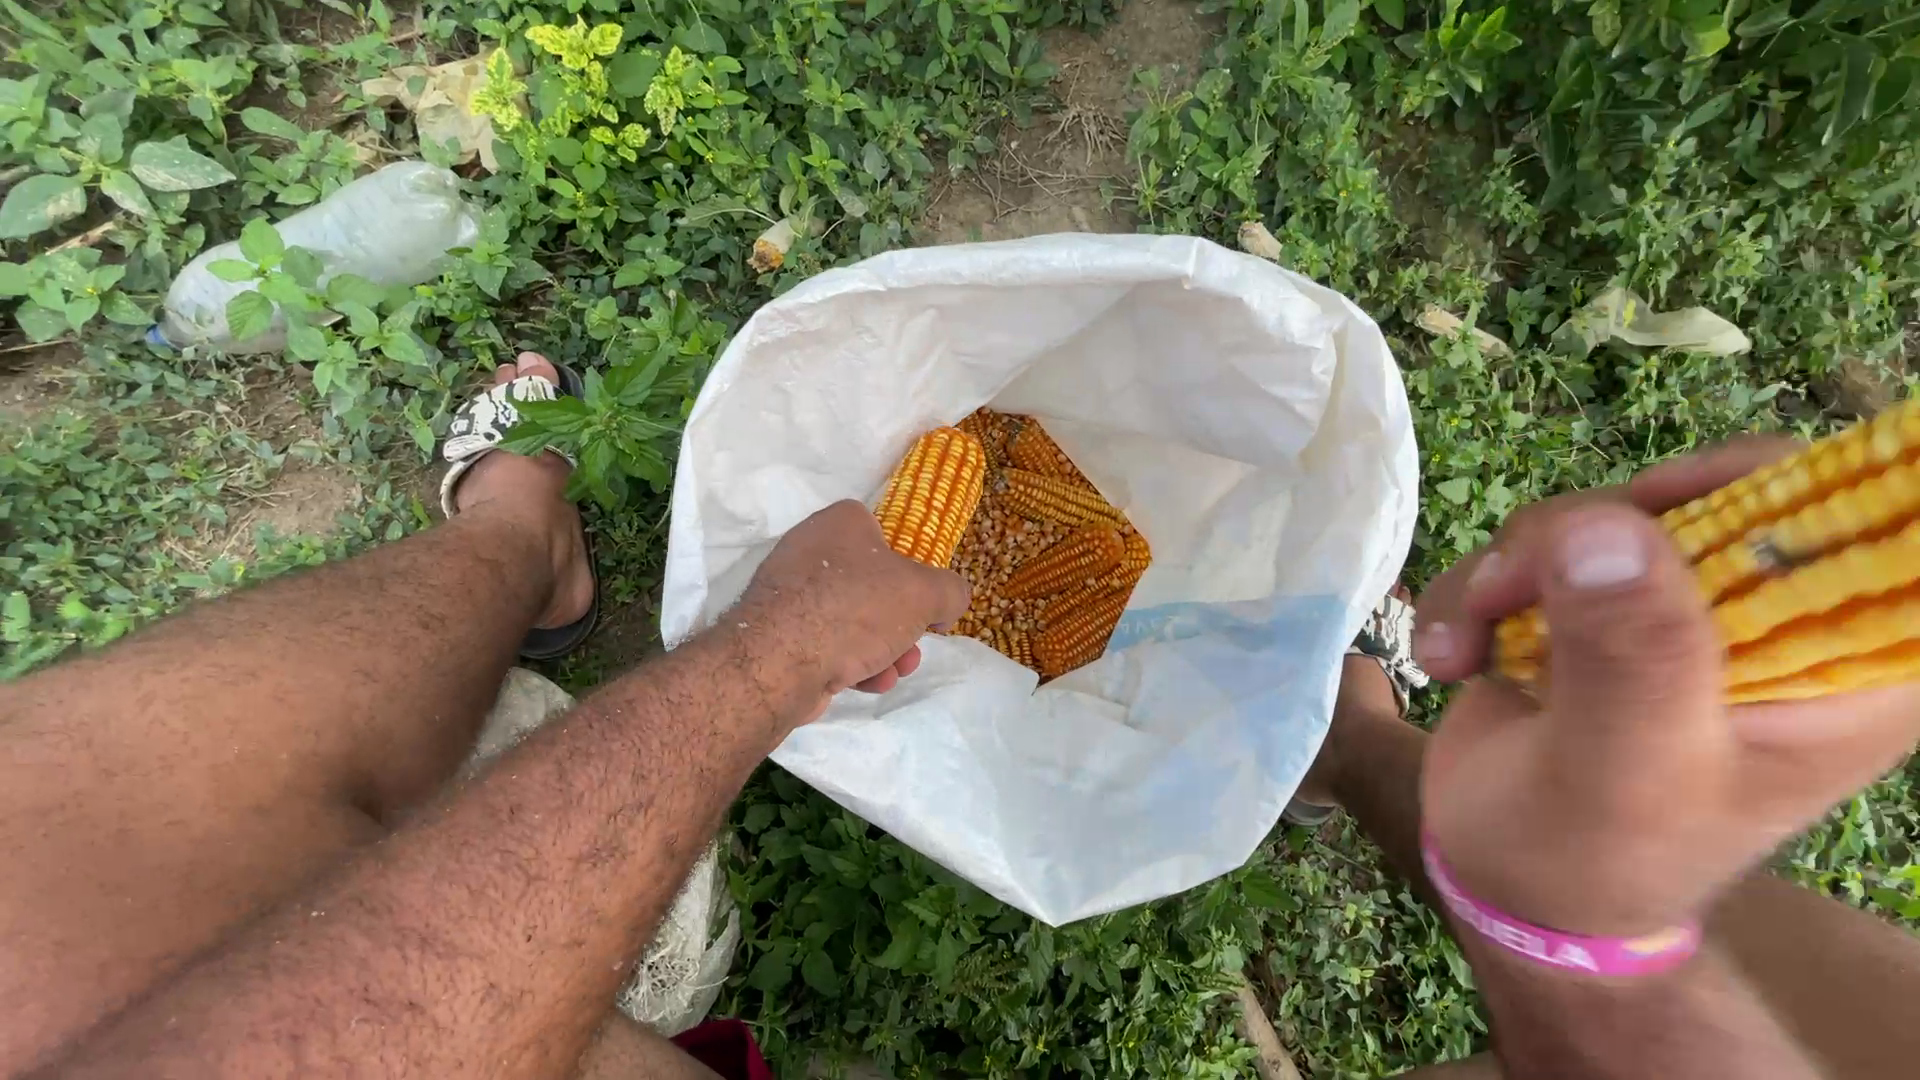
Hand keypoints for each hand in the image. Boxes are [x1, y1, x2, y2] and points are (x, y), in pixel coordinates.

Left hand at [732, 500, 970, 727]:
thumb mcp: (926, 593)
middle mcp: (810, 549)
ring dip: (883, 649)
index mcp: (842, 523)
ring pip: (852, 619)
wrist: (781, 661)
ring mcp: (789, 593)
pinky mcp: (778, 633)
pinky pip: (827, 643)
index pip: (885, 534)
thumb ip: (951, 591)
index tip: (926, 600)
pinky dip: (852, 663)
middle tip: (913, 646)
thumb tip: (947, 605)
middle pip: (873, 585)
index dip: (911, 567)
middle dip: (901, 624)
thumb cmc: (857, 608)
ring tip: (895, 671)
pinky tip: (868, 682)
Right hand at [1413, 439, 1919, 935]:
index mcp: (1840, 666)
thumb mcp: (1618, 772)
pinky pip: (1517, 559)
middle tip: (1501, 598)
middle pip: (1686, 503)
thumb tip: (1602, 528)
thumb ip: (1631, 659)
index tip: (1654, 504)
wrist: (1500, 875)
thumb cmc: (1584, 854)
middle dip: (1568, 541)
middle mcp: (1755, 624)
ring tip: (1458, 653)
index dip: (1764, 490)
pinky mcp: (1576, 614)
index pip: (1867, 525)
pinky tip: (1448, 657)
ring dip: (1494, 576)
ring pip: (1579, 525)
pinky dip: (1464, 597)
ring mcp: (1655, 614)